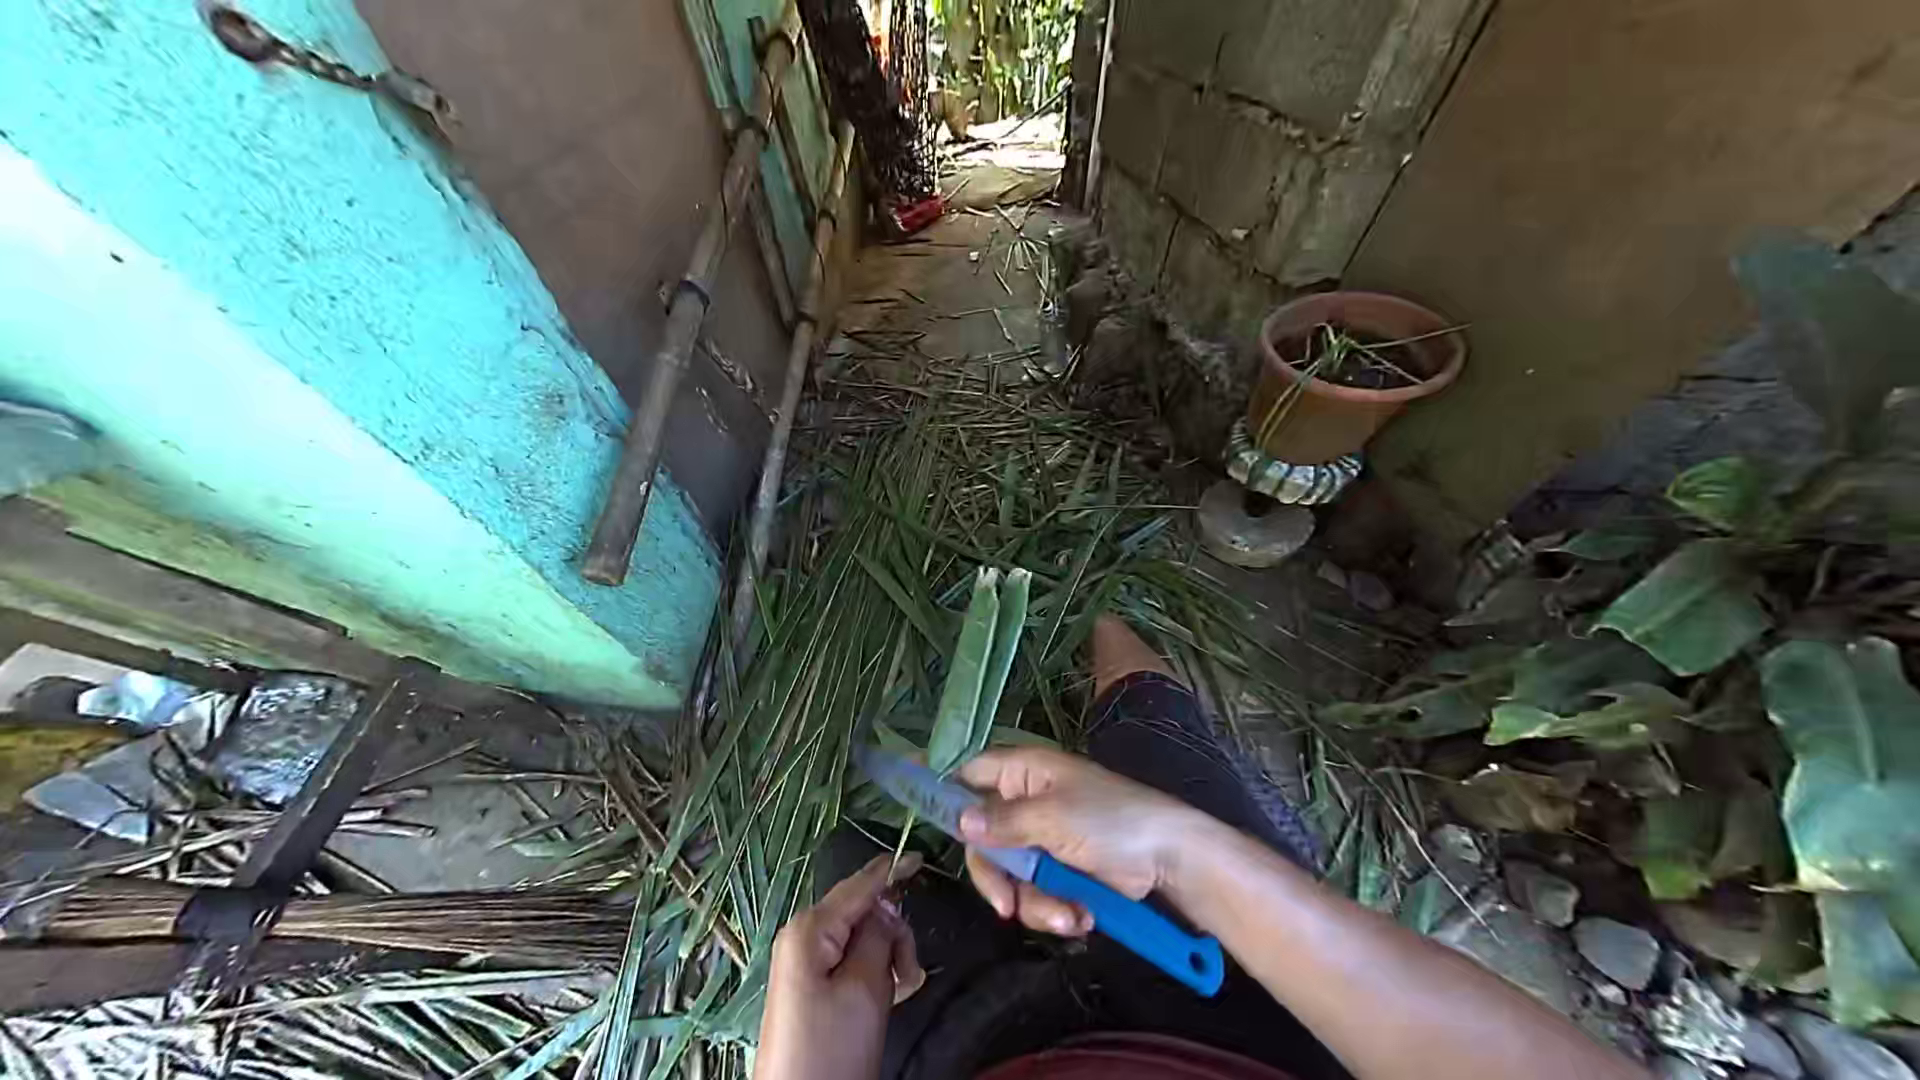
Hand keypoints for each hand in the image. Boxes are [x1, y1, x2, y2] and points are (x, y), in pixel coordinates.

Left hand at [753, 854, 924, 1079]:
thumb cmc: (831, 1052)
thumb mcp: (864, 989)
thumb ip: (879, 936)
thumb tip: (886, 906)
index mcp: (810, 929)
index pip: (859, 885)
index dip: (891, 869)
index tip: (921, 856)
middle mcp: (804, 936)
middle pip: (863, 910)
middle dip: (893, 932)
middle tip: (909, 973)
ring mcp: (806, 962)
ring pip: (862, 936)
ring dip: (888, 956)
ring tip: (902, 989)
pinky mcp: (813, 986)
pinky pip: (852, 959)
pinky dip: (876, 970)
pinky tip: (889, 994)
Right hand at [956, 746, 1208, 937]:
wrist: (1168, 858)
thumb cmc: (1109, 820)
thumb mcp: (1052, 817)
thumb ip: (1003, 821)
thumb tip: (959, 821)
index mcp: (1022, 771)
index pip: (968, 773)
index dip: (946, 791)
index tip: (923, 814)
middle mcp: (1025, 800)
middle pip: (982, 838)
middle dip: (997, 876)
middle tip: (1006, 903)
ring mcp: (1041, 837)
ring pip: (1009, 873)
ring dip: (1034, 901)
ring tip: (1068, 915)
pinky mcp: (1059, 869)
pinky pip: (1035, 892)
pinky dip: (1054, 909)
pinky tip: (1080, 916)